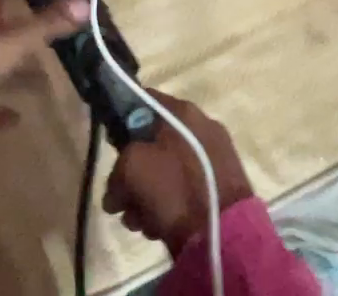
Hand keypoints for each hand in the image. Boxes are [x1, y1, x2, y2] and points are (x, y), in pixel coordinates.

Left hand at [0, 0, 88, 117]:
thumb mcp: (14, 41)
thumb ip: (47, 22)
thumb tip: (85, 0)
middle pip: (9, 28)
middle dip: (32, 26)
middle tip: (63, 24)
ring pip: (3, 67)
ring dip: (22, 70)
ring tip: (51, 73)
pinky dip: (3, 110)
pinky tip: (18, 116)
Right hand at [102, 91, 254, 254]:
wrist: (224, 235)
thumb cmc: (173, 189)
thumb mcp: (130, 168)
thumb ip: (117, 167)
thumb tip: (116, 189)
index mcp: (182, 111)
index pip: (142, 101)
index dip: (121, 122)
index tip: (113, 148)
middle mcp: (202, 128)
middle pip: (154, 141)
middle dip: (133, 171)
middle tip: (122, 196)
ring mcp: (216, 158)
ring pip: (168, 169)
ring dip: (147, 193)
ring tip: (136, 220)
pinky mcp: (224, 188)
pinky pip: (186, 188)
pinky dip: (170, 204)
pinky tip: (157, 226)